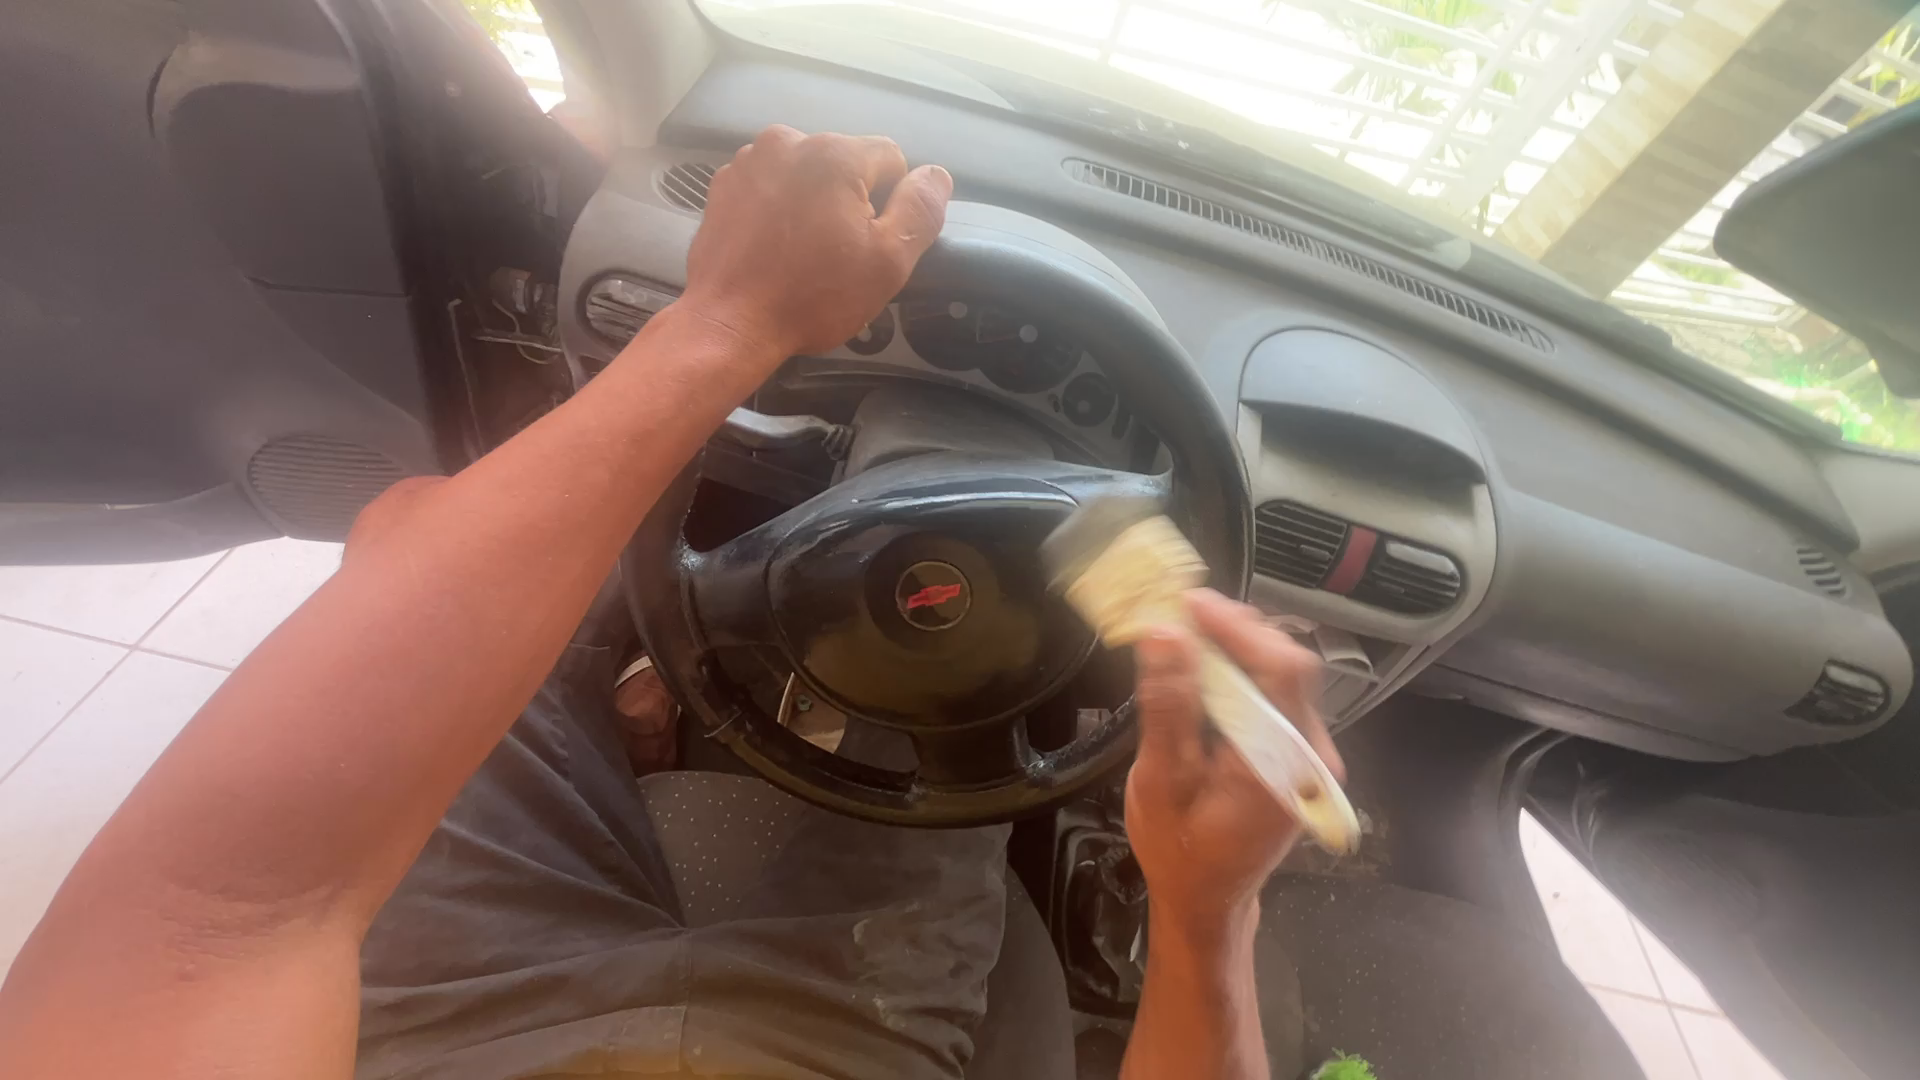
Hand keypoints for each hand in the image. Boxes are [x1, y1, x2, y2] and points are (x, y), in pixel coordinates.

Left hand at [681, 125, 952, 359]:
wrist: (731, 323)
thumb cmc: (815, 297)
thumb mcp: (887, 263)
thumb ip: (920, 212)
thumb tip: (937, 176)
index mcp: (835, 154)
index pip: (892, 159)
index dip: (893, 206)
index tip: (873, 246)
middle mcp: (790, 141)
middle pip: (846, 165)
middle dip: (852, 203)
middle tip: (839, 258)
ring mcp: (750, 160)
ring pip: (806, 177)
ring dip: (814, 206)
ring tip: (804, 257)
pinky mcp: (724, 186)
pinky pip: (770, 189)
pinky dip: (780, 212)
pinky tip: (775, 252)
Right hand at [1125, 589, 1344, 939]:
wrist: (1206, 900)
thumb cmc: (1179, 848)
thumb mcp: (1163, 779)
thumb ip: (1168, 706)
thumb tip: (1164, 634)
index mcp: (1284, 764)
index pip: (1282, 670)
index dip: (1238, 627)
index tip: (1188, 601)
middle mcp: (1310, 754)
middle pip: (1287, 666)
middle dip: (1235, 629)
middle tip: (1180, 610)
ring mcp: (1306, 754)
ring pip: (1281, 676)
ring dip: (1235, 645)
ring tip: (1186, 628)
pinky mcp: (1292, 754)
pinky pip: (1272, 695)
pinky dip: (1237, 670)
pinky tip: (1203, 664)